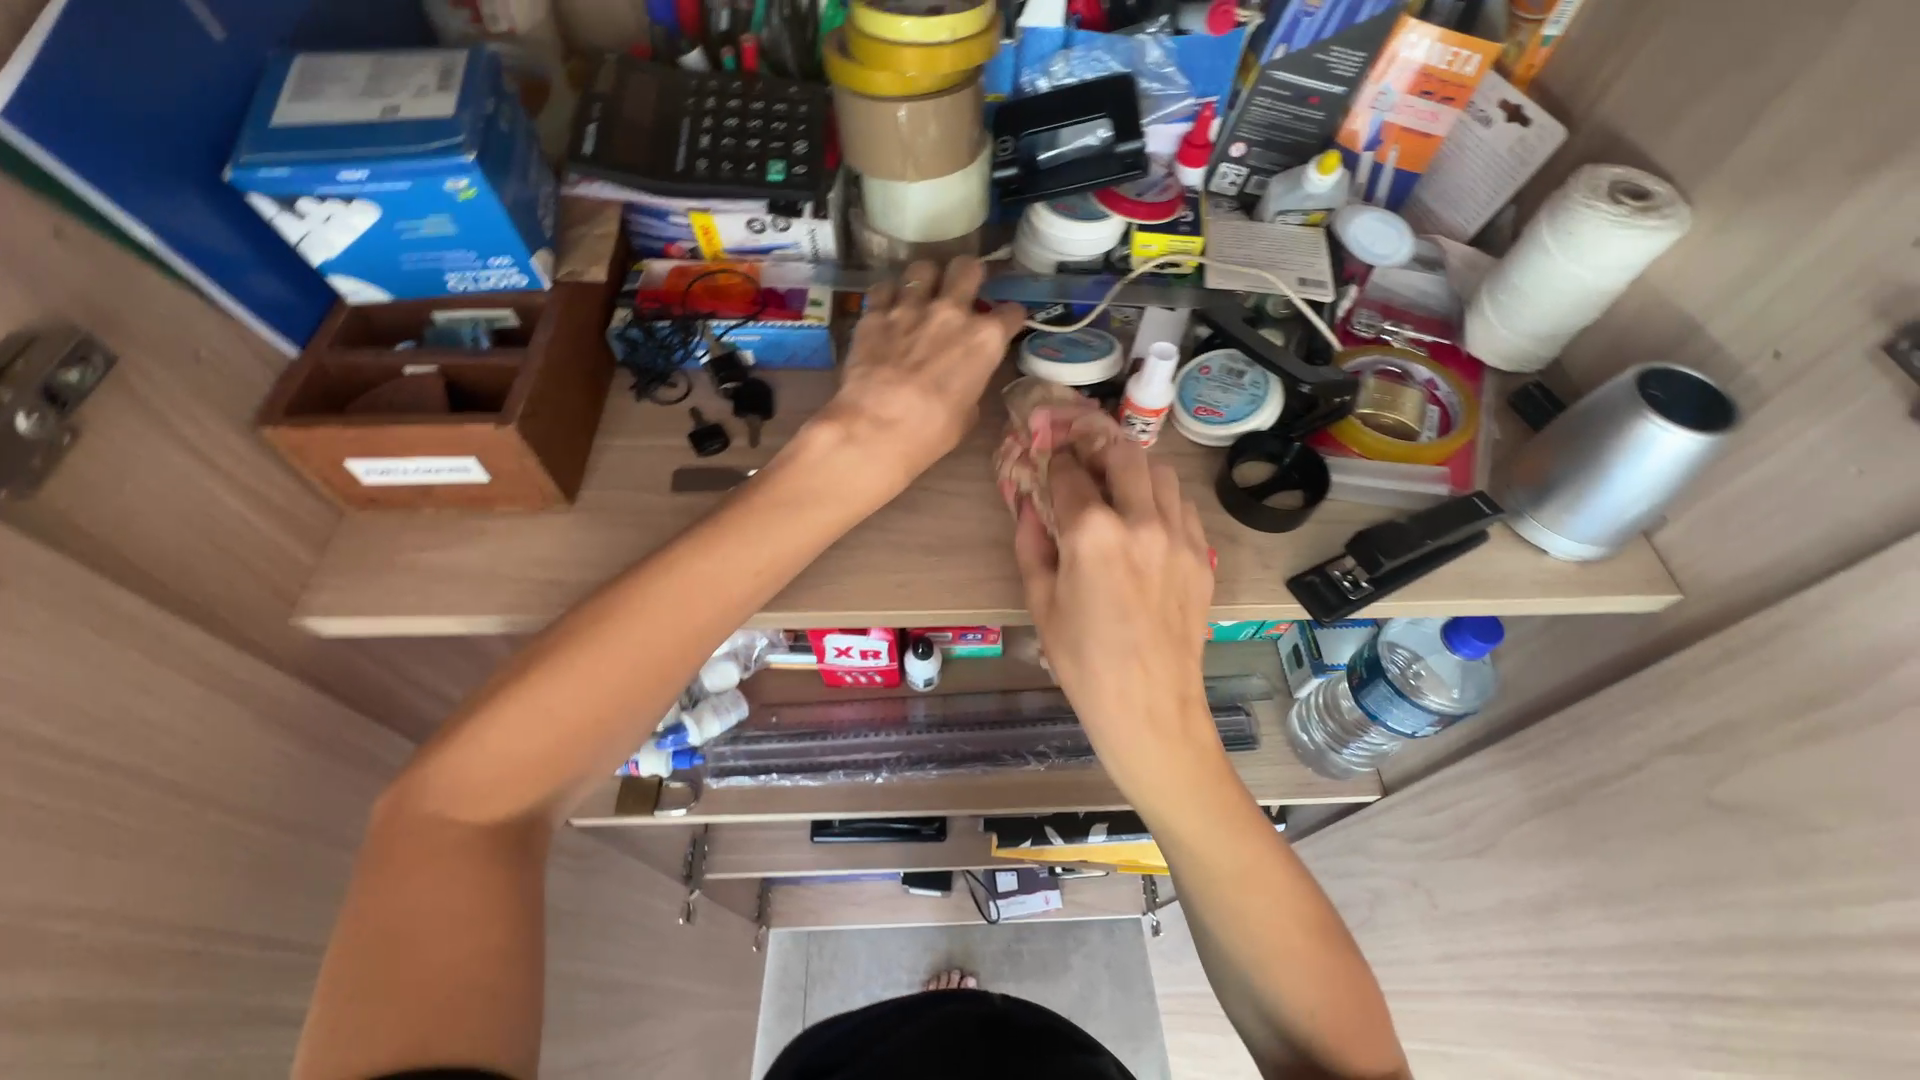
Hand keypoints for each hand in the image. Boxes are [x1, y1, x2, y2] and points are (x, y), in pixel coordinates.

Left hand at [814, 257, 1025, 487]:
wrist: (877, 426)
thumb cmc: (932, 430)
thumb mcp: (968, 413)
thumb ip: (970, 384)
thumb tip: (963, 381)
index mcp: (985, 339)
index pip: (1011, 313)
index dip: (1009, 318)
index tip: (1004, 324)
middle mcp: (952, 312)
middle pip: (968, 268)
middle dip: (968, 274)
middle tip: (962, 288)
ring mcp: (910, 307)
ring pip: (923, 268)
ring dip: (926, 278)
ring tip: (921, 293)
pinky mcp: (875, 313)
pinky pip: (883, 288)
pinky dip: (888, 294)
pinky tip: (887, 307)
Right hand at [1012, 426, 1222, 806]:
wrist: (1149, 705)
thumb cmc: (1083, 662)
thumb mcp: (1041, 603)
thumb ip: (1031, 543)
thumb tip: (1028, 505)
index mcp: (1092, 533)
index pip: (1069, 472)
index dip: (1052, 458)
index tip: (1045, 453)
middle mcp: (1141, 521)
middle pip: (1122, 452)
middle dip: (1096, 442)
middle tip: (1081, 450)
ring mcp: (1179, 536)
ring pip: (1160, 472)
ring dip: (1133, 466)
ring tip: (1114, 481)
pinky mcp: (1201, 555)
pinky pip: (1182, 505)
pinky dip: (1160, 497)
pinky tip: (1144, 517)